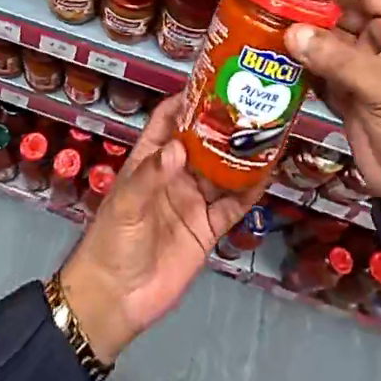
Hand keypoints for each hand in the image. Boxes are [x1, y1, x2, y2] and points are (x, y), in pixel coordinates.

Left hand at [58, 93, 264, 362]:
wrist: (116, 298)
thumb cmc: (112, 241)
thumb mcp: (125, 203)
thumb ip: (151, 175)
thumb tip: (179, 148)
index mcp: (149, 160)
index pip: (169, 121)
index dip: (188, 100)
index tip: (213, 82)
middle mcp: (175, 175)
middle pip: (203, 142)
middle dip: (224, 124)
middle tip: (252, 103)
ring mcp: (193, 201)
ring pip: (223, 170)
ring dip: (242, 154)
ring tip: (267, 131)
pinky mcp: (208, 228)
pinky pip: (233, 205)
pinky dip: (250, 190)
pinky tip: (267, 174)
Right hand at [285, 0, 380, 235]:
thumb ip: (338, 59)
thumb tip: (292, 33)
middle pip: (341, 7)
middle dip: (308, 3)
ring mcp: (361, 63)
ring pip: (324, 34)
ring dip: (298, 30)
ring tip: (263, 21)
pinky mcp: (343, 87)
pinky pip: (315, 63)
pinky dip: (295, 58)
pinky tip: (271, 54)